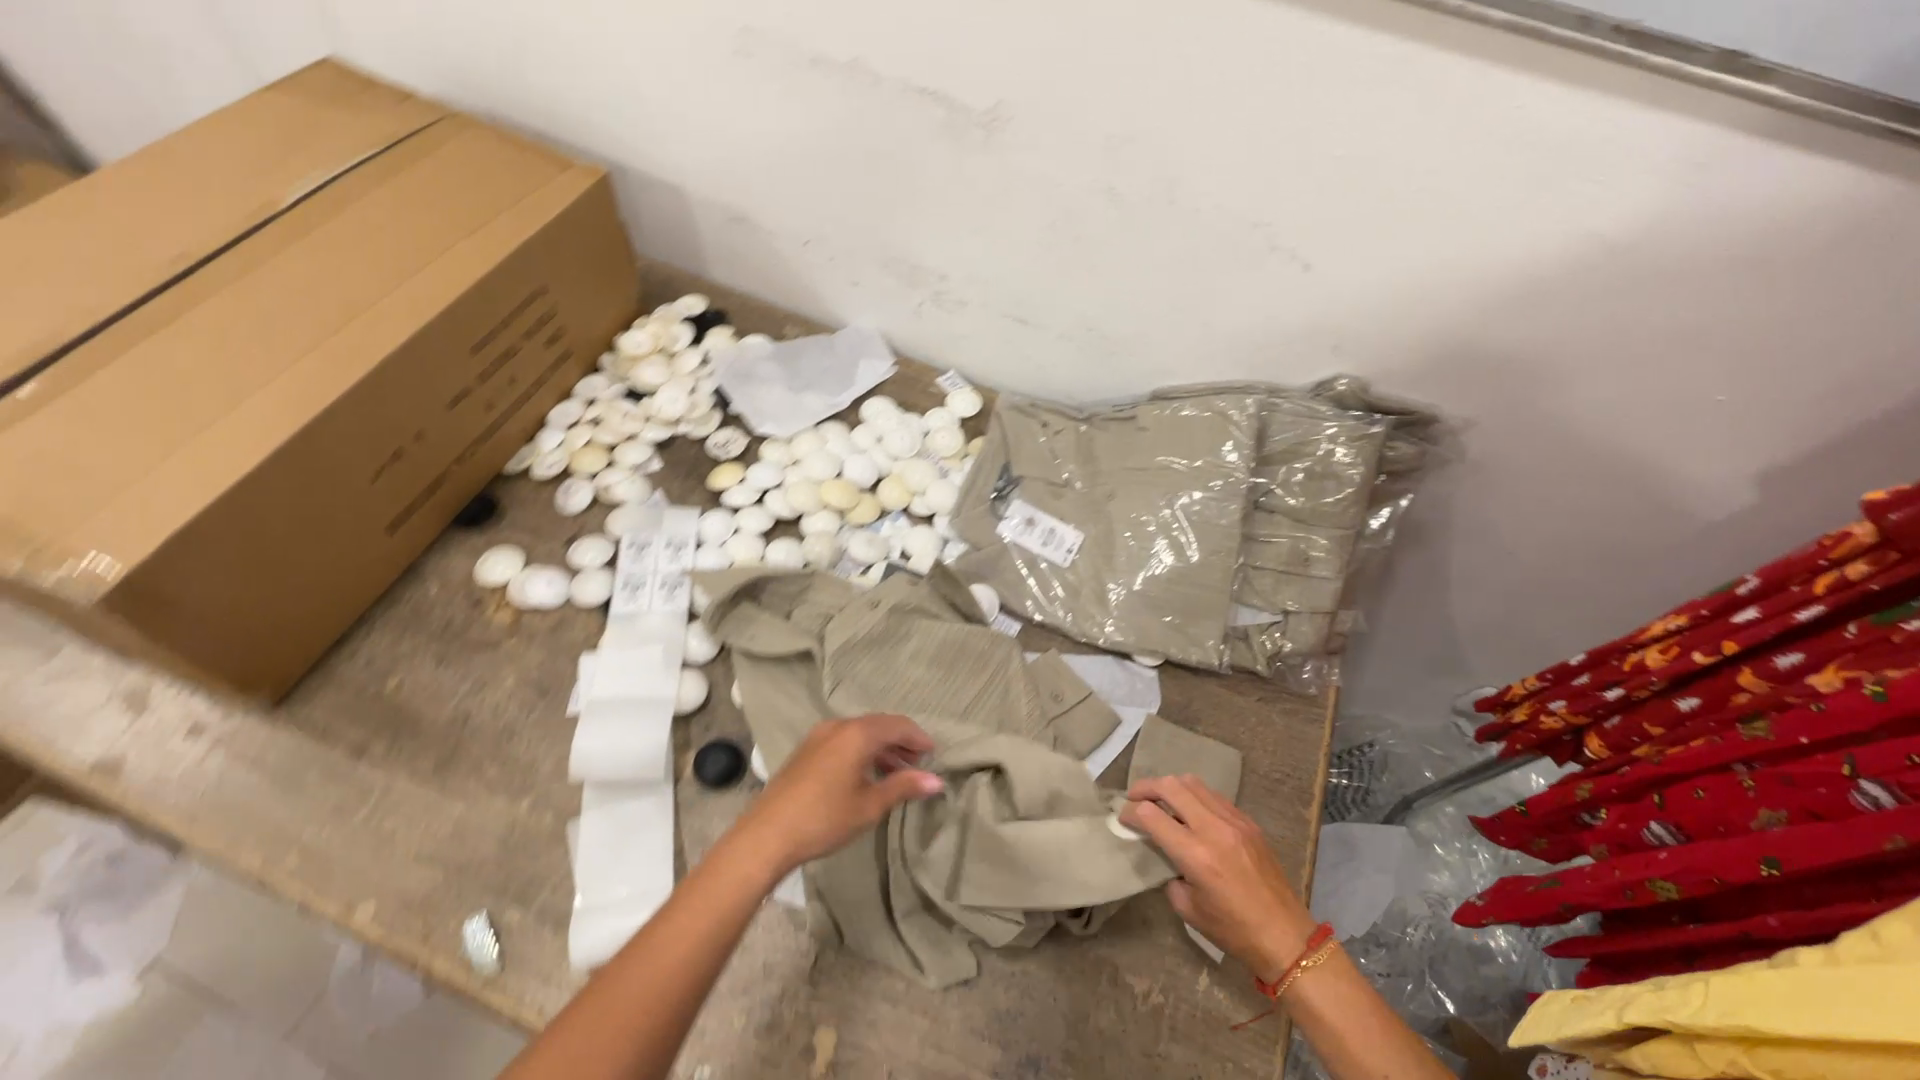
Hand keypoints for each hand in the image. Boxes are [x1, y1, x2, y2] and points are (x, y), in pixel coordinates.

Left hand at [733, 714, 944, 873]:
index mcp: (857, 734)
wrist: (767, 835)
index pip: (898, 725)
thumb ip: (903, 787)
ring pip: (859, 733)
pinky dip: (861, 751)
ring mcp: (818, 737)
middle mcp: (837, 726)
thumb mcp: (870, 805)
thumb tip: (936, 781)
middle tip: (918, 765)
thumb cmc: (824, 819)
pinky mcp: (806, 751)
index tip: (934, 755)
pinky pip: (843, 741)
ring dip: (881, 748)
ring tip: (896, 773)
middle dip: (901, 742)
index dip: (919, 738)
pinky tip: (866, 775)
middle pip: (878, 725)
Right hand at [1120, 774, 1315, 981]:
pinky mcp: (1249, 823)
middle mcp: (1214, 829)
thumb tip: (1166, 854)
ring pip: (1194, 783)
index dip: (1130, 813)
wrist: (1285, 935)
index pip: (1152, 815)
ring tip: (1160, 799)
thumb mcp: (1187, 908)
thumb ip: (1169, 874)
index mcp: (1196, 855)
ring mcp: (1235, 821)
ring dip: (1171, 787)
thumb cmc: (1233, 930)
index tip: (1122, 818)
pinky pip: (1215, 796)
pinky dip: (1195, 796)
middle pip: (1172, 786)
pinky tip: (1190, 812)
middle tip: (1133, 797)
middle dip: (1146, 787)